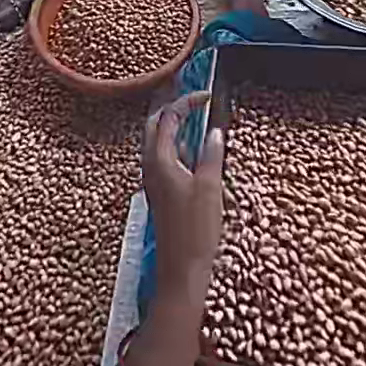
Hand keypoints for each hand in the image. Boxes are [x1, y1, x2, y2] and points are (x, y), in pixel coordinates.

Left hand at [144, 91, 222, 284]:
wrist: (182, 270)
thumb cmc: (196, 229)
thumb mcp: (210, 187)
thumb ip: (212, 154)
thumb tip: (215, 131)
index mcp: (159, 159)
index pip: (168, 117)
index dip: (187, 102)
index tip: (207, 95)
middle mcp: (150, 165)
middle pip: (154, 124)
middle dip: (171, 106)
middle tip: (192, 97)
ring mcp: (153, 178)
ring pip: (157, 140)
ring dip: (173, 124)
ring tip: (193, 114)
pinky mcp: (160, 190)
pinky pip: (164, 156)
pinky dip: (176, 143)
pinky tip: (193, 147)